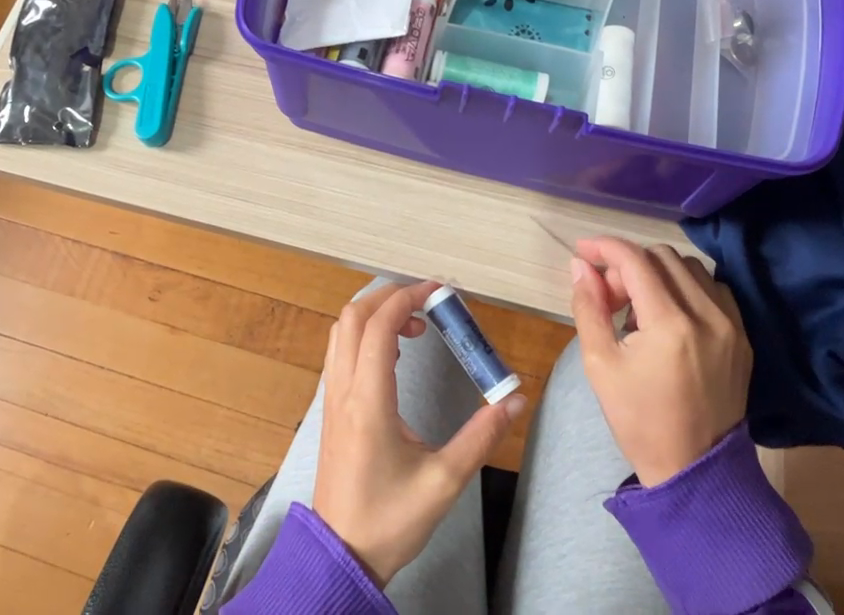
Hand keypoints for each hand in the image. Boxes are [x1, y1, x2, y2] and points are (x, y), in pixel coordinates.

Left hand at [312, 281, 526, 586]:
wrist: (341, 553)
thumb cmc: (389, 520)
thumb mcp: (444, 480)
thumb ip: (481, 436)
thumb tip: (513, 399)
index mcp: (368, 400)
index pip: (379, 324)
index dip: (407, 297)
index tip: (439, 291)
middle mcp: (343, 390)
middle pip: (352, 316)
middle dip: (389, 296)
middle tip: (427, 303)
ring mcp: (331, 399)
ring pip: (341, 331)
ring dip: (374, 314)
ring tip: (415, 327)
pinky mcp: (331, 410)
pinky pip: (340, 353)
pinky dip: (363, 335)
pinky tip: (393, 355)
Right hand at [570, 239, 750, 486]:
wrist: (694, 469)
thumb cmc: (638, 419)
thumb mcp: (600, 364)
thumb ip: (588, 307)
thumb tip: (580, 266)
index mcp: (670, 324)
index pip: (635, 260)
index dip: (604, 247)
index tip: (582, 250)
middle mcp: (708, 316)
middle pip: (663, 257)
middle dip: (628, 265)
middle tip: (608, 294)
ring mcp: (731, 326)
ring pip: (690, 269)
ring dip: (657, 273)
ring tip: (637, 306)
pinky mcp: (742, 338)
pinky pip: (714, 290)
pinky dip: (686, 287)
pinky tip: (668, 313)